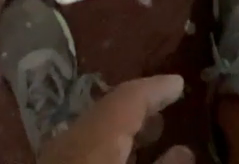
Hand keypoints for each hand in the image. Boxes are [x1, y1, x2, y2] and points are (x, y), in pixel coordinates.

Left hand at [40, 75, 192, 163]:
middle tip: (168, 101)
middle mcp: (69, 139)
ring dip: (123, 127)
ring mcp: (54, 154)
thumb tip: (184, 150)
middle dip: (139, 105)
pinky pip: (81, 147)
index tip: (179, 81)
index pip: (126, 98)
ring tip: (153, 130)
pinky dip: (107, 144)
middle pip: (107, 110)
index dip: (154, 87)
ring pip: (92, 129)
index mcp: (92, 140)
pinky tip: (124, 155)